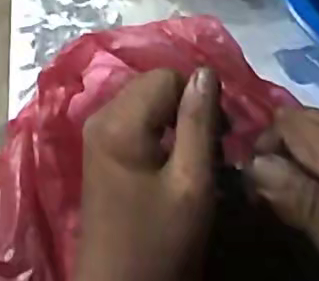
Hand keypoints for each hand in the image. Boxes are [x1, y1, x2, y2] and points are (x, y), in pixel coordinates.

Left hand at [74, 67, 219, 280]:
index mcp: (119, 119)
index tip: (223, 134)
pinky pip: (133, 117)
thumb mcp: (191, 185)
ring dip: (174, 118)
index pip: (168, 76)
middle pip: (153, 85)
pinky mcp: (98, 147)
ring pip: (145, 99)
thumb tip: (206, 72)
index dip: (199, 97)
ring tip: (196, 155)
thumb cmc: (159, 245)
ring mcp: (95, 130)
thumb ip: (199, 123)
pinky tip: (172, 160)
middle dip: (187, 106)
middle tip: (214, 146)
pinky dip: (158, 129)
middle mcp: (100, 113)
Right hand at [243, 109, 318, 280]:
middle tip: (266, 200)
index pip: (284, 124)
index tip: (252, 196)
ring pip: (311, 128)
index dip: (260, 152)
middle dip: (273, 150)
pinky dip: (313, 160)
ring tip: (287, 199)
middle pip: (296, 119)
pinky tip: (315, 195)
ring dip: (292, 156)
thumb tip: (252, 163)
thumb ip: (306, 207)